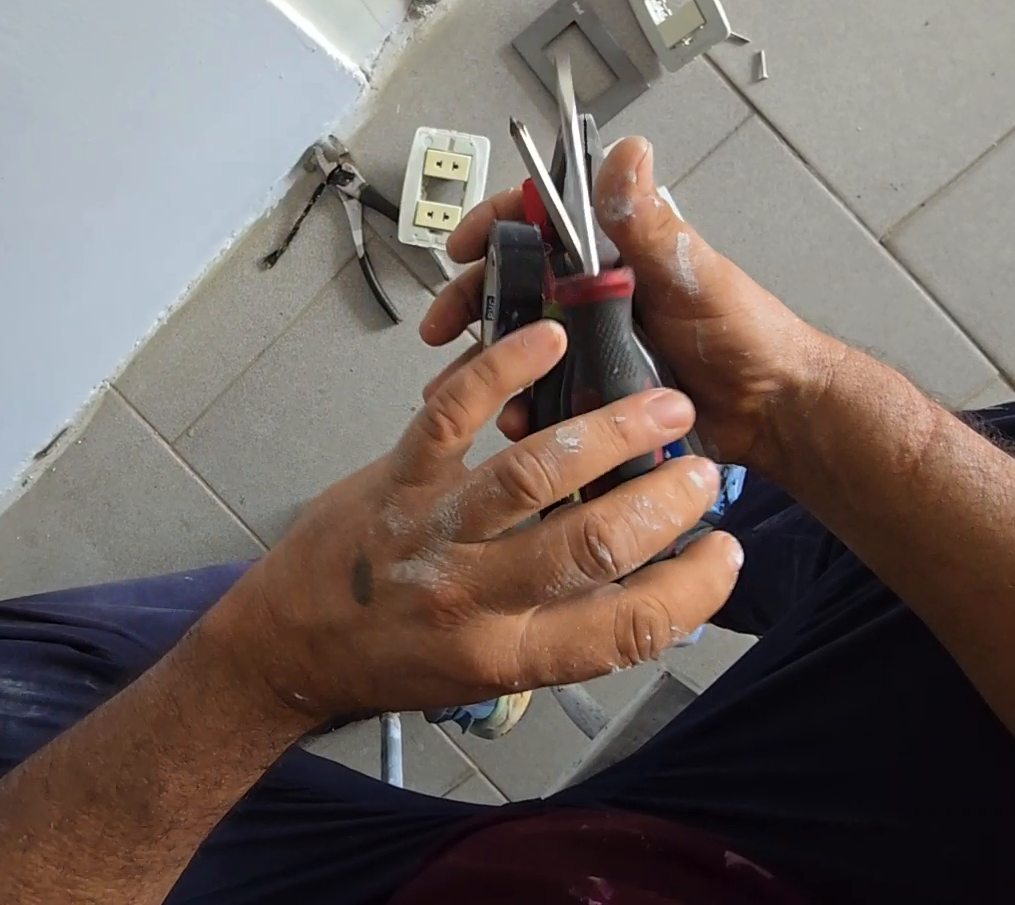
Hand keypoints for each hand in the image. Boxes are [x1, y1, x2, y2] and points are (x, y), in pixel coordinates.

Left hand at [199, 320, 743, 721]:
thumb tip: (632, 583)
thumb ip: (555, 631)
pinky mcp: (397, 476)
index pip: (625, 631)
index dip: (692, 593)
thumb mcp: (482, 674)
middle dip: (663, 504)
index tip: (724, 554)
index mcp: (505, 655)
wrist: (290, 643)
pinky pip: (454, 413)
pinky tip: (549, 341)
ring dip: (609, 433)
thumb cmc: (390, 659)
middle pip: (592, 546)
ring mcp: (432, 528)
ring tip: (661, 407)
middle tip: (699, 469)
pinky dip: (502, 368)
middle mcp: (473, 596)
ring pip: (536, 473)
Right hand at [420, 137, 838, 470]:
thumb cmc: (741, 331)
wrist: (768, 409)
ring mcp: (587, 341)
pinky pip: (541, 390)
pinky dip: (518, 404)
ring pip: (518, 343)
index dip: (491, 227)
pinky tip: (509, 421)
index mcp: (609, 252)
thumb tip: (628, 150)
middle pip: (511, 286)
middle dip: (468, 303)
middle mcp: (591, 291)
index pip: (535, 222)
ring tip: (456, 390)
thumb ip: (648, 219)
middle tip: (438, 328)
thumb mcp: (688, 272)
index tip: (459, 247)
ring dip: (483, 363)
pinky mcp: (591, 386)